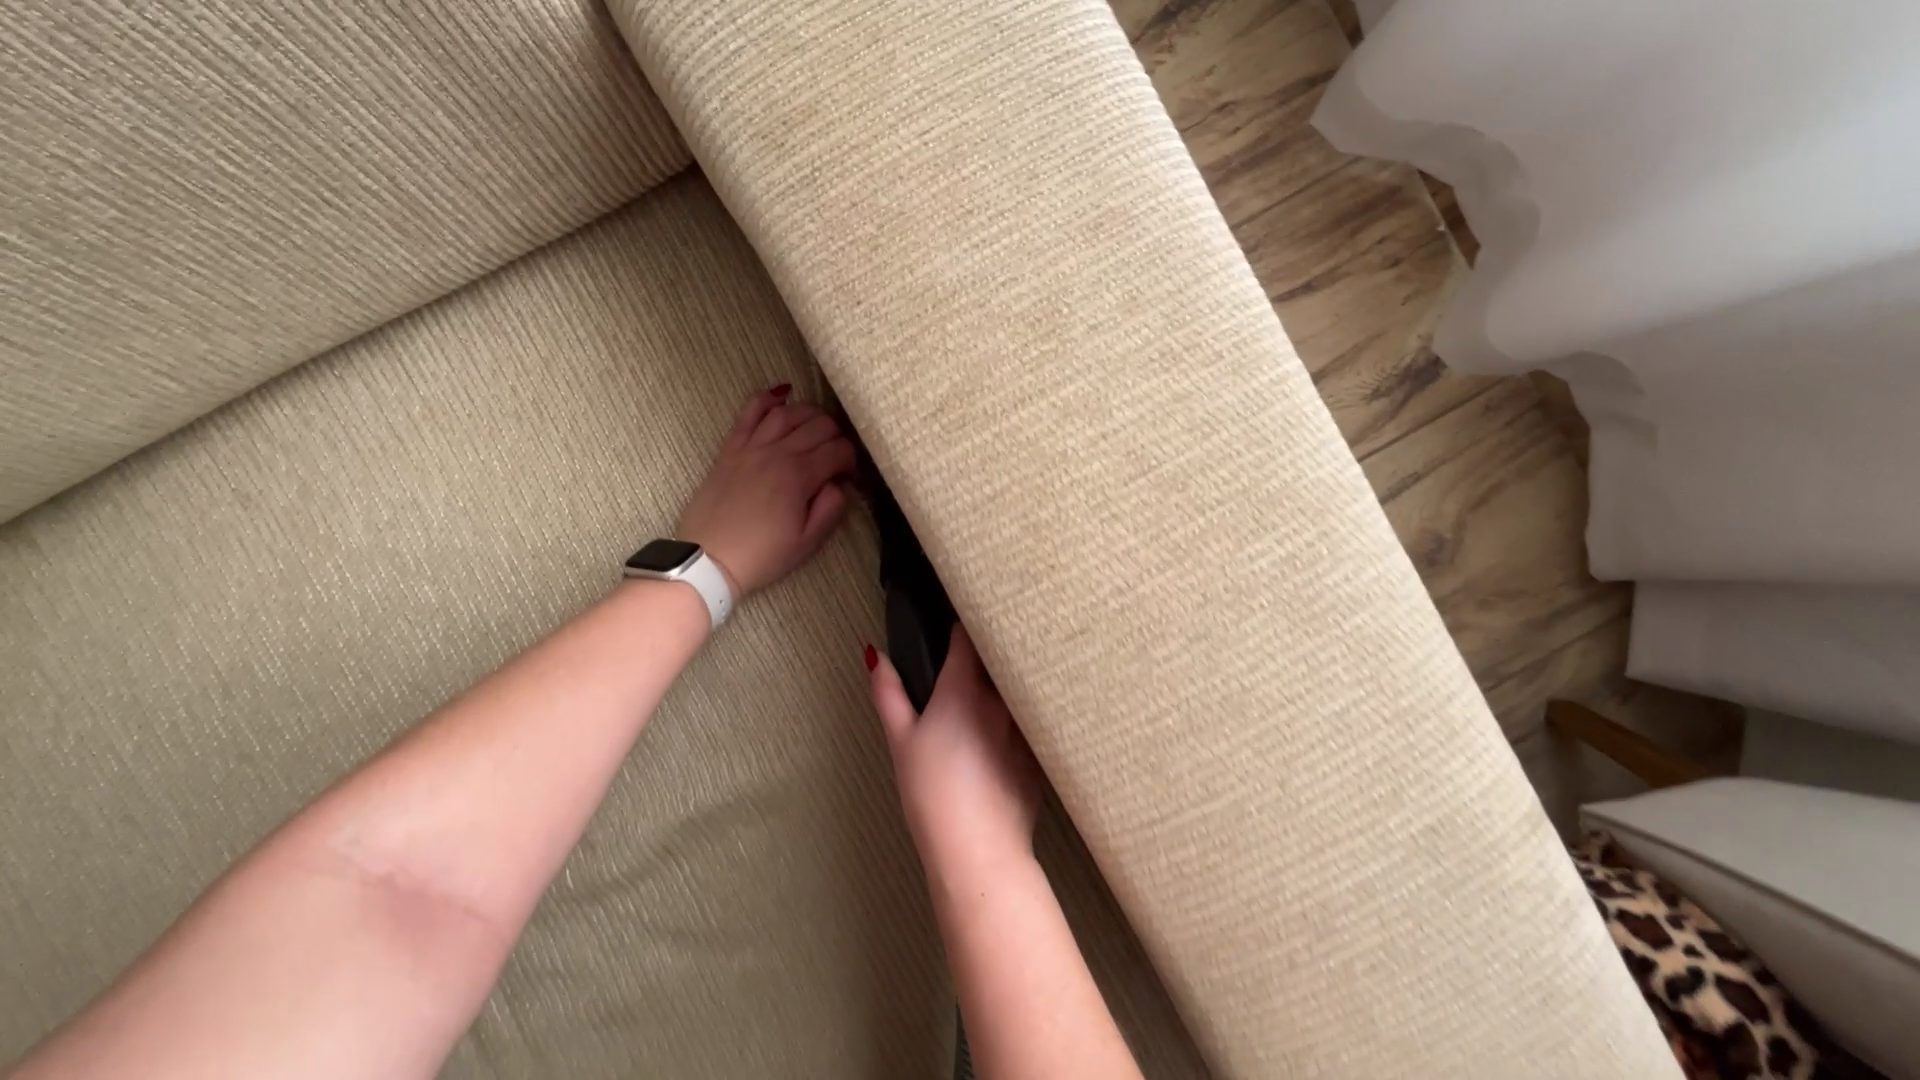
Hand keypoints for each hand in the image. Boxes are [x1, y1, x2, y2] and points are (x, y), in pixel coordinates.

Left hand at [675, 385, 857, 595]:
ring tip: (818, 429)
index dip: (852, 461)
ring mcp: (751, 446)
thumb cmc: (762, 555)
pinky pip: (749, 412)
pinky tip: (782, 398)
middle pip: (819, 424)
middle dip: (837, 436)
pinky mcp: (730, 448)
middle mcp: (777, 452)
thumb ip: (831, 508)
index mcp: (799, 476)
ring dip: (810, 415)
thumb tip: (838, 483)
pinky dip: (767, 399)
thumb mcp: (807, 542)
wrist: (709, 559)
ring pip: (789, 412)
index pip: (839, 450)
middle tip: (836, 456)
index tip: (850, 477)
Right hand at [867, 626, 1043, 872]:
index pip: (968, 636)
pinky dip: (1016, 719)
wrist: (979, 850)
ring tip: (985, 694)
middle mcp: (1001, 700)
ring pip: (1015, 689)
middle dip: (984, 652)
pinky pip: (1028, 722)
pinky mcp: (1038, 753)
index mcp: (964, 689)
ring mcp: (1024, 725)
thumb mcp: (900, 741)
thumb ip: (888, 693)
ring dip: (1002, 684)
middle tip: (967, 658)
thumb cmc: (932, 794)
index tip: (950, 625)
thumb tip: (875, 655)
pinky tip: (1001, 738)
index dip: (958, 626)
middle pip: (997, 658)